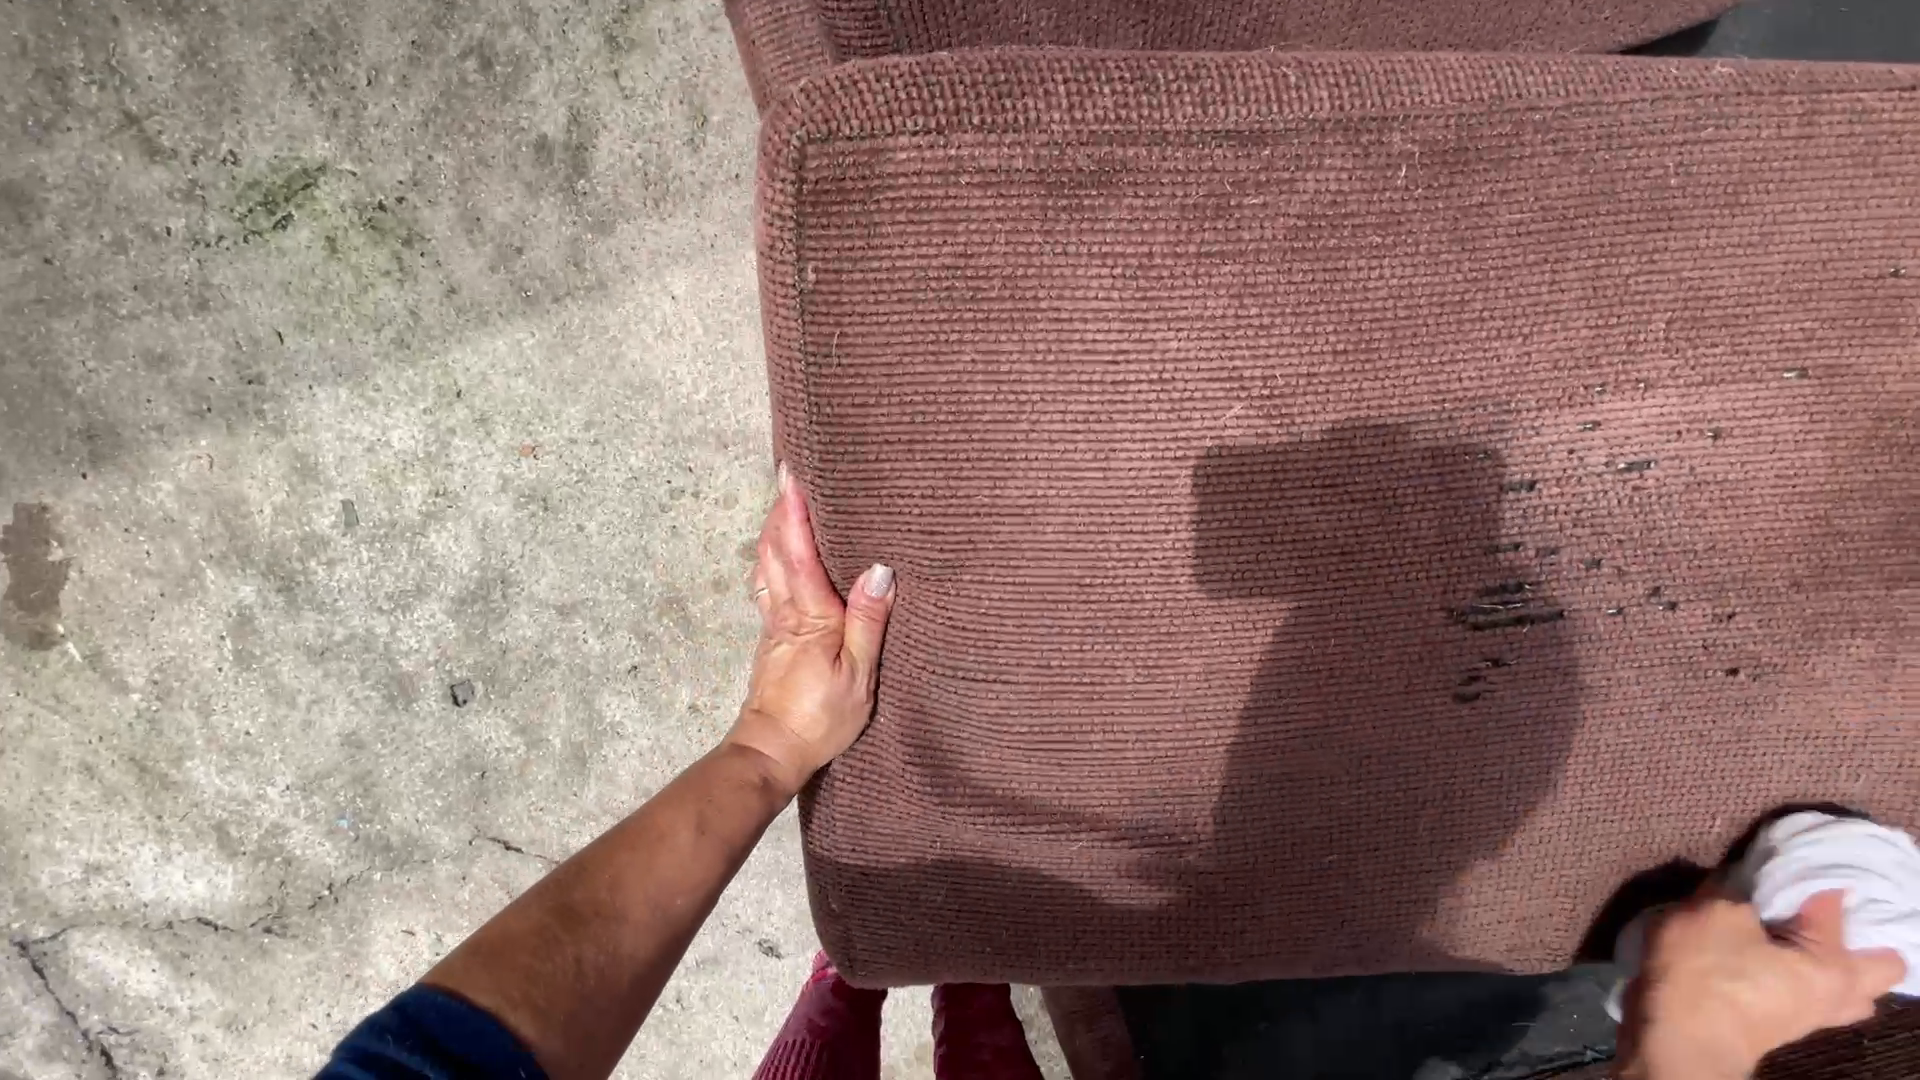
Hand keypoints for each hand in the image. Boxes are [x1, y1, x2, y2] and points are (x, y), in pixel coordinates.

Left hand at [726, 464, 894, 796]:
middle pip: (774, 550)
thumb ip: (867, 621)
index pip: (799, 553)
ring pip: (765, 564)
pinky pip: (766, 583)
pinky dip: (769, 556)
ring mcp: (772, 623)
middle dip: (780, 510)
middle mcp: (785, 612)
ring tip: (783, 504)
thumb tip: (880, 571)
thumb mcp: (858, 675)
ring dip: (771, 529)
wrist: (772, 751)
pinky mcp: (770, 637)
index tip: (793, 476)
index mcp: (811, 616)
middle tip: (788, 476)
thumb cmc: (820, 718)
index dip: (795, 512)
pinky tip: (774, 554)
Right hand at [1619, 887, 1906, 1079]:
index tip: (1787, 860)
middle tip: (1809, 909)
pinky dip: (1802, 975)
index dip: (1811, 880)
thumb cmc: (1705, 968)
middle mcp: (1841, 992)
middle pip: (1877, 964)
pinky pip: (1814, 994)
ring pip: (1851, 988)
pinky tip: (1768, 961)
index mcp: (1833, 963)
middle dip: (1854, 936)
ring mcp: (1816, 1014)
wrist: (1681, 1029)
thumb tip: (1745, 880)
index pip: (1835, 908)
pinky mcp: (1785, 1023)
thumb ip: (1735, 891)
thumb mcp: (1712, 911)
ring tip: (1794, 938)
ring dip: (1833, 964)